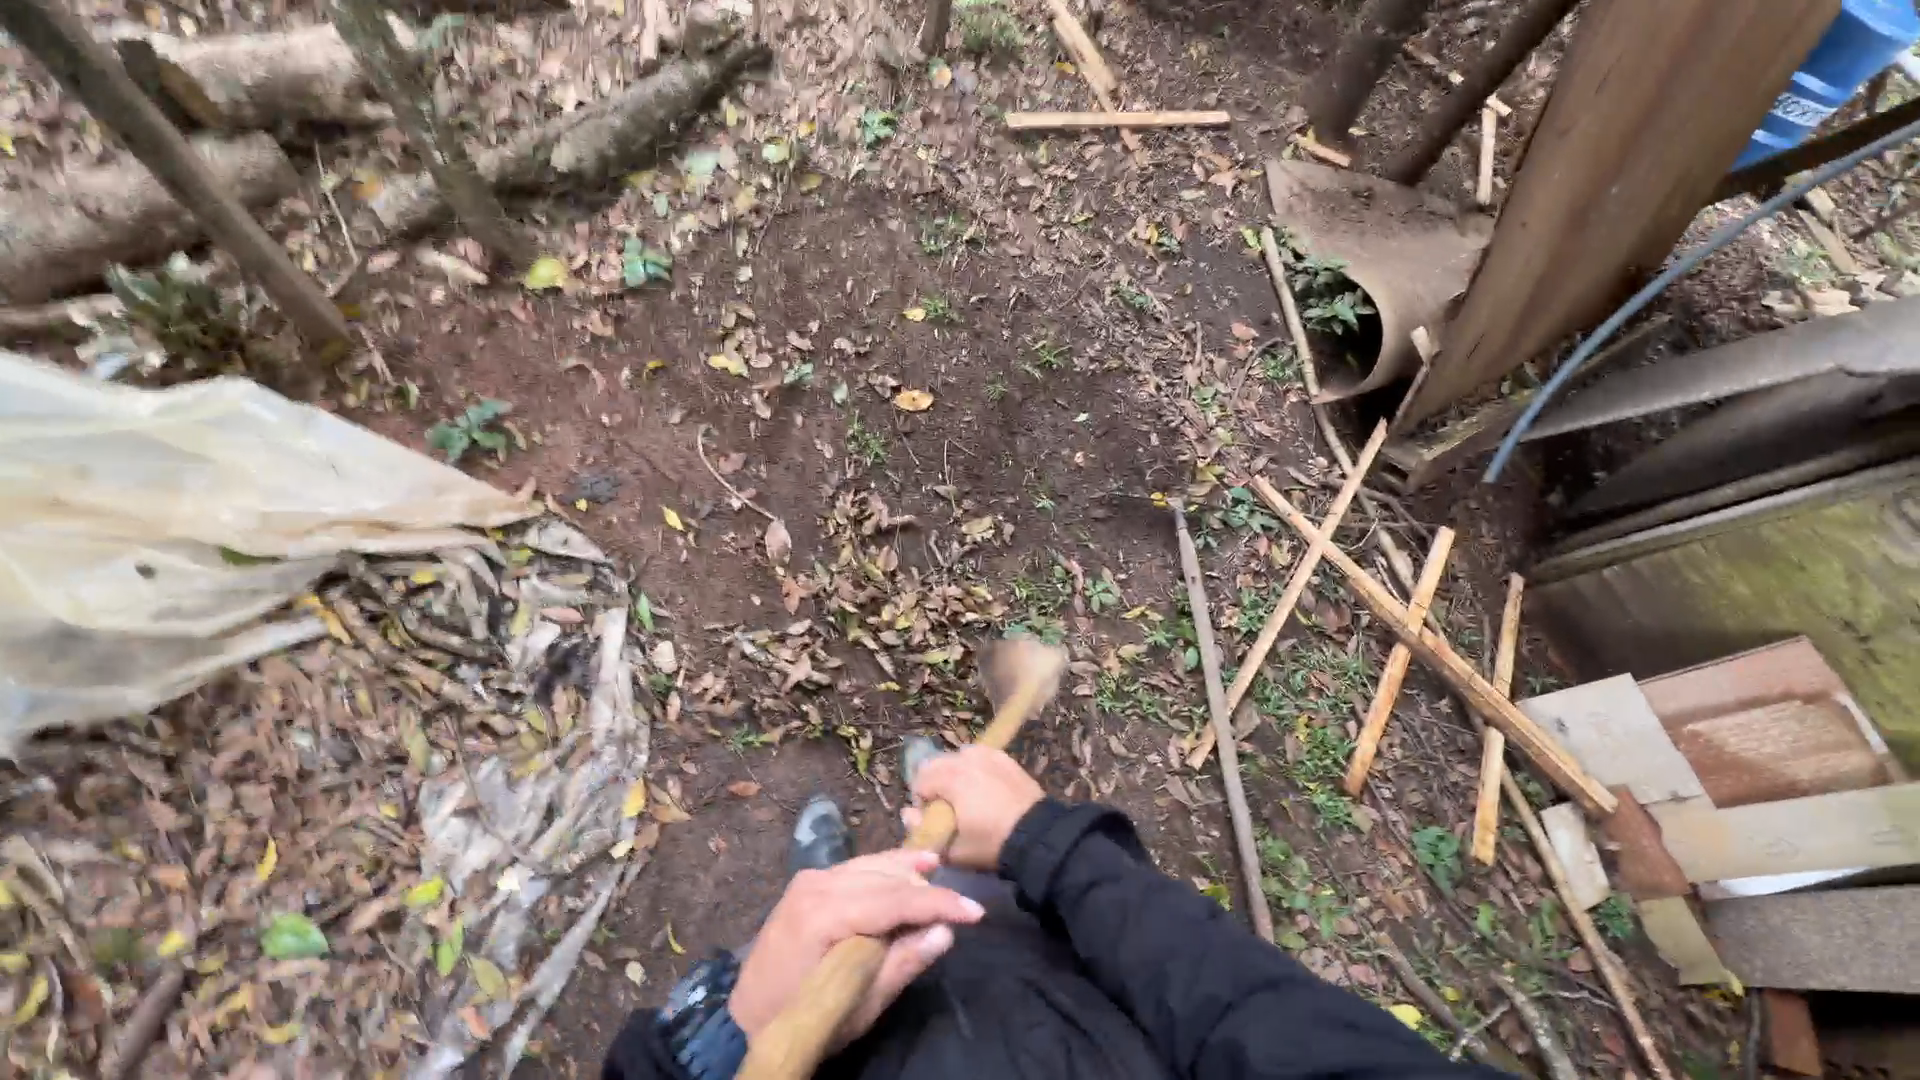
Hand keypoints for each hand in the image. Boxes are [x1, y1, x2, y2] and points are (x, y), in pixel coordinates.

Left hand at [729, 849, 984, 1045]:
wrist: (747, 1015)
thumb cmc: (805, 1017)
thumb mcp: (857, 1005)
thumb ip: (901, 964)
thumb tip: (944, 932)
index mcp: (824, 914)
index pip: (893, 900)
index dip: (937, 903)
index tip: (975, 912)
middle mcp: (816, 885)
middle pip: (885, 878)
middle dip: (926, 889)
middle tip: (961, 905)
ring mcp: (810, 879)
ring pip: (872, 865)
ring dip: (907, 871)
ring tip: (939, 869)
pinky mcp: (808, 882)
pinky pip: (856, 868)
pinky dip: (885, 869)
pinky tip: (908, 866)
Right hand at [906, 745, 1044, 871]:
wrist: (1037, 836)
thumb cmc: (991, 844)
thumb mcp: (953, 849)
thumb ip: (924, 832)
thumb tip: (908, 814)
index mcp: (951, 779)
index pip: (921, 781)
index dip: (921, 801)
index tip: (931, 819)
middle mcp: (967, 760)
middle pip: (936, 764)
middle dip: (934, 783)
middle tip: (945, 808)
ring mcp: (988, 756)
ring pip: (957, 757)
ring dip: (953, 772)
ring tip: (964, 796)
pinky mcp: (1004, 759)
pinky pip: (979, 755)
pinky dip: (973, 766)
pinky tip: (982, 785)